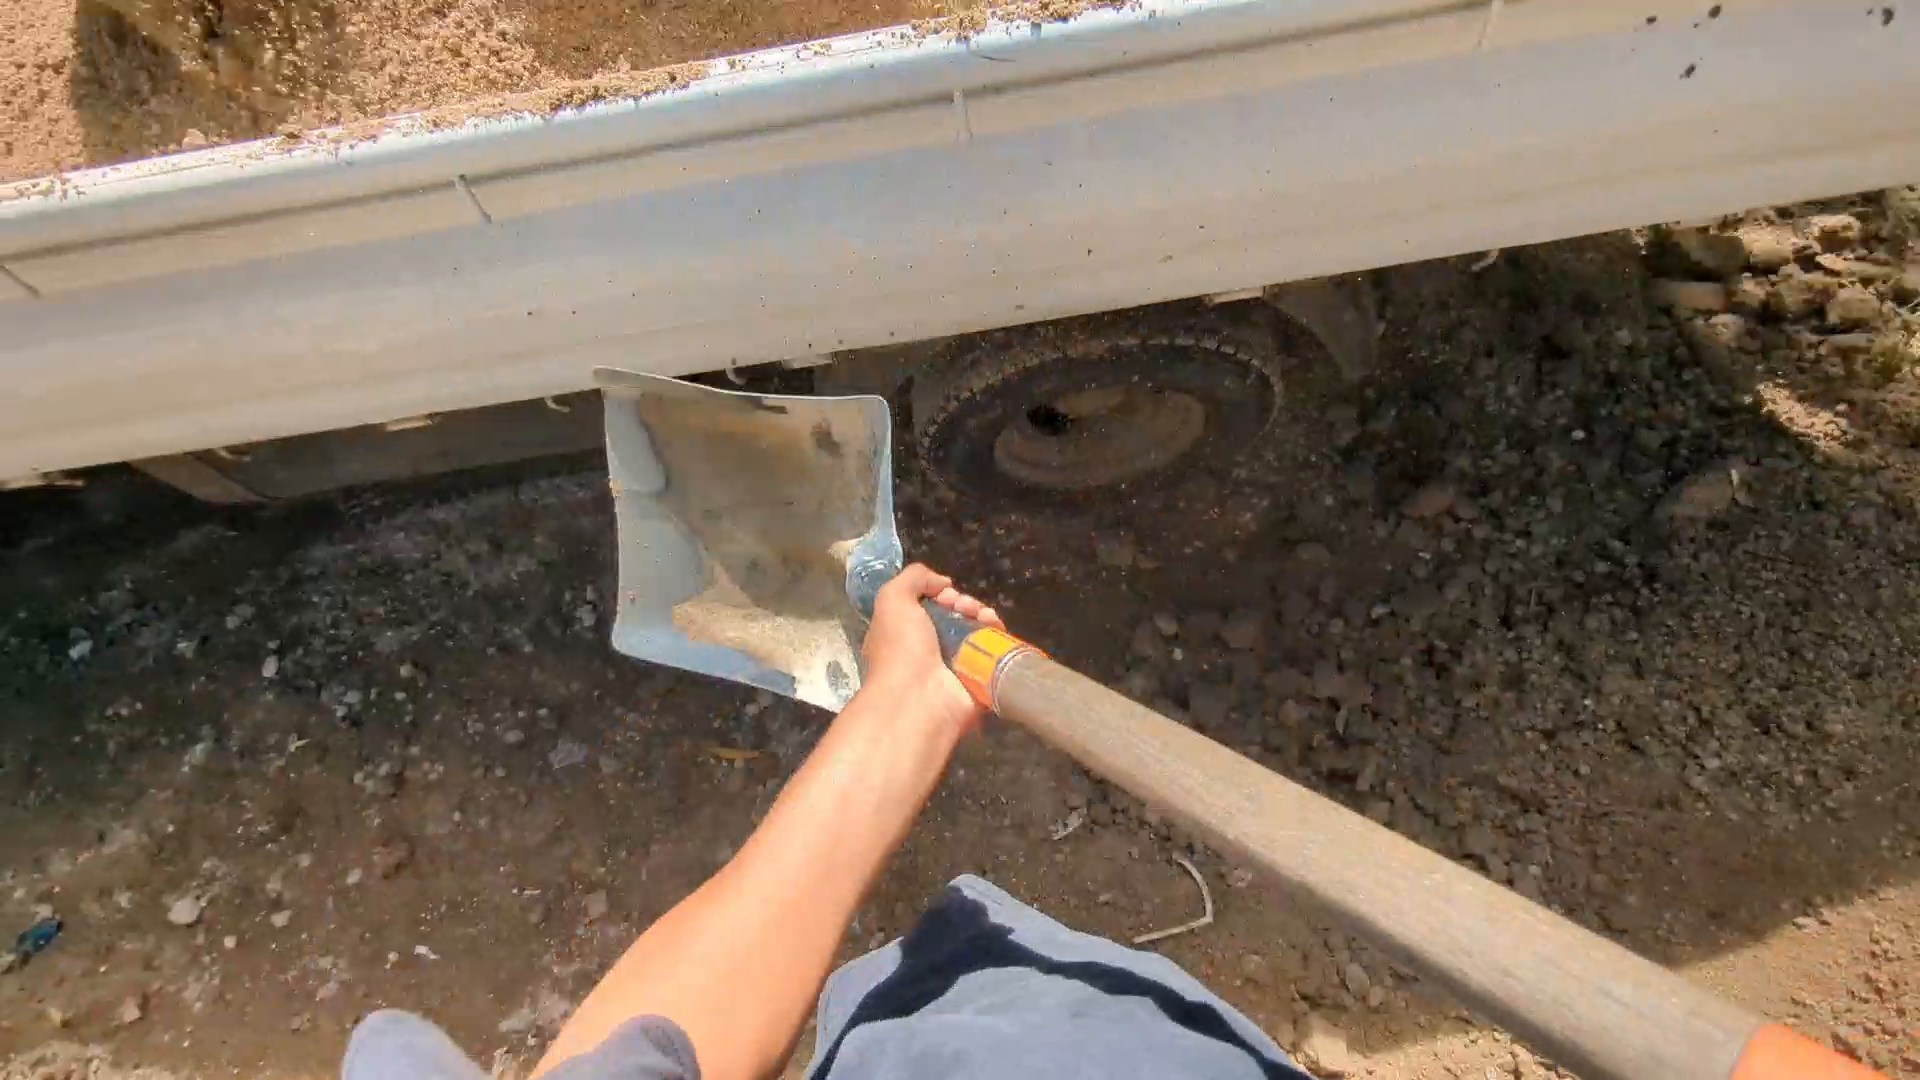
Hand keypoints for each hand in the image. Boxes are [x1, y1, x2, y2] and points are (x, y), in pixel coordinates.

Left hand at [860, 564, 1003, 738]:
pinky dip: (997, 637)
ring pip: (976, 632)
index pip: (928, 607)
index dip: (939, 593)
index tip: (944, 593)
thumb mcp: (892, 599)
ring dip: (982, 615)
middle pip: (955, 617)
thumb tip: (943, 582)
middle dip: (963, 603)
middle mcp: (929, 650)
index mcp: (904, 634)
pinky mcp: (978, 680)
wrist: (918, 698)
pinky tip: (995, 627)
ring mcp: (955, 667)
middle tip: (963, 606)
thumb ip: (913, 578)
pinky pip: (993, 653)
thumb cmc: (900, 648)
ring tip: (983, 615)